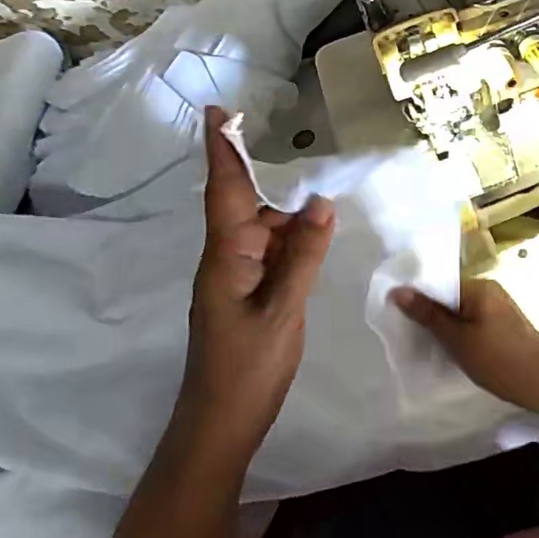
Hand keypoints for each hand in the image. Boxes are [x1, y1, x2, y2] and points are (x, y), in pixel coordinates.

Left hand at [176, 106, 335, 453]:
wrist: (221, 424)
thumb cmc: (247, 369)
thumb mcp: (282, 310)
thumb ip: (302, 255)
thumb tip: (321, 202)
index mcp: (225, 255)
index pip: (223, 190)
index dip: (221, 150)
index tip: (218, 112)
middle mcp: (225, 257)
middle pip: (247, 205)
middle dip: (271, 180)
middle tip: (308, 161)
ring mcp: (235, 276)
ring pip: (262, 229)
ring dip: (287, 213)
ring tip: (321, 199)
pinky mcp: (247, 292)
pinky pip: (269, 252)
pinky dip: (290, 239)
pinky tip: (313, 235)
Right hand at [391, 276, 538, 416]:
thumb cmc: (501, 360)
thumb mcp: (459, 340)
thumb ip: (428, 315)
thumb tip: (397, 290)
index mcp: (479, 287)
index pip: (439, 283)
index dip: (418, 298)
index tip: (396, 315)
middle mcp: (489, 290)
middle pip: (450, 297)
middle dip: (431, 314)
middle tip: (409, 335)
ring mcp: (498, 308)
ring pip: (461, 312)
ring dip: (446, 327)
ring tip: (427, 346)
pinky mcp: (504, 325)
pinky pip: (473, 322)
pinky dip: (461, 335)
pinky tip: (453, 352)